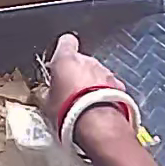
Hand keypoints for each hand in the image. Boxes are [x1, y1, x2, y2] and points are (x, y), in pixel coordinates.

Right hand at [45, 33, 132, 155]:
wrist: (97, 124)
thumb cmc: (68, 110)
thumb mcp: (47, 103)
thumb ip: (47, 91)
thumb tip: (45, 92)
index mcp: (66, 59)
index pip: (66, 41)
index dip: (62, 49)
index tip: (58, 61)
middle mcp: (88, 61)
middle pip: (81, 60)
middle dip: (76, 73)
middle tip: (68, 92)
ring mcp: (105, 72)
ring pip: (96, 73)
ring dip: (91, 84)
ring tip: (84, 104)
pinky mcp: (119, 86)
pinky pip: (109, 85)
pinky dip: (104, 93)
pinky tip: (98, 107)